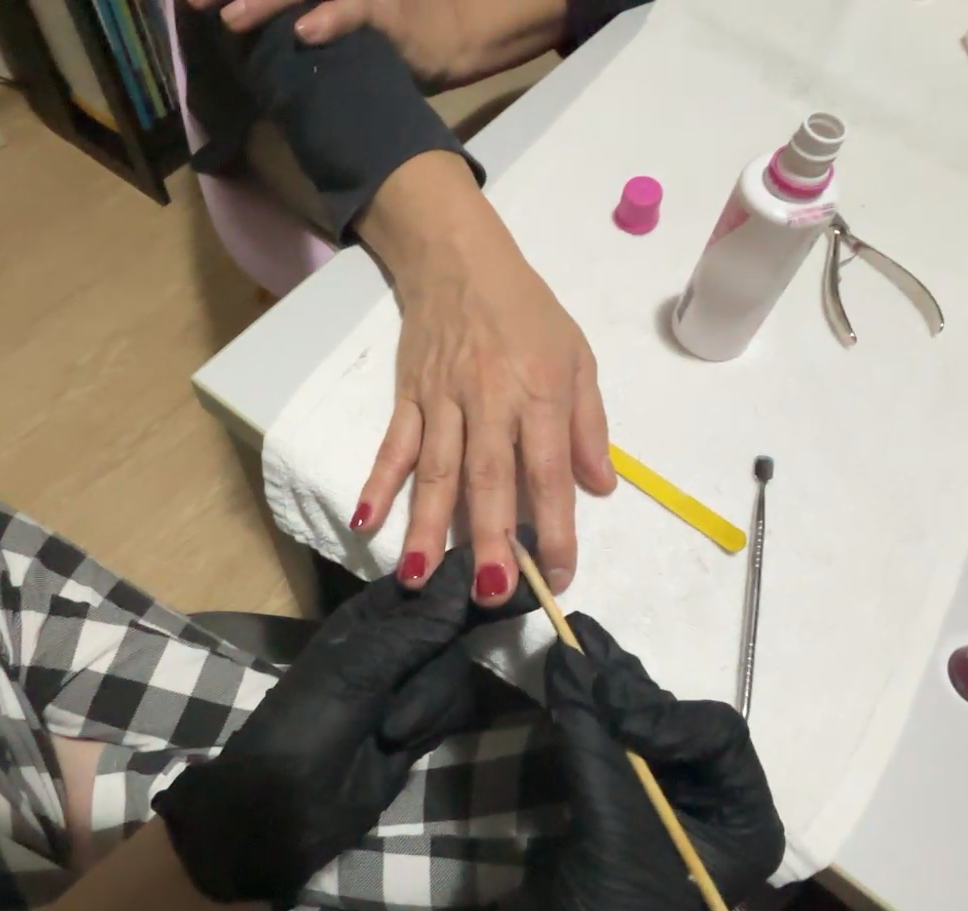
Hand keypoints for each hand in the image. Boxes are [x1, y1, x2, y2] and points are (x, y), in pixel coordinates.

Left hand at [153, 544, 534, 907]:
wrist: (285, 809)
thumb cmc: (308, 723)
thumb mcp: (359, 668)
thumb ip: (420, 626)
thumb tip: (473, 573)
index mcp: (372, 614)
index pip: (434, 581)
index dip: (474, 573)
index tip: (523, 568)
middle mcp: (398, 641)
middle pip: (458, 622)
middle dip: (467, 631)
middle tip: (524, 606)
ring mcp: (413, 684)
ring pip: (459, 669)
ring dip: (432, 698)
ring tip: (392, 728)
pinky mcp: (426, 723)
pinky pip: (457, 705)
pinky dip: (436, 720)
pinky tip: (402, 741)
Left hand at [191, 0, 567, 88]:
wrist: (454, 35)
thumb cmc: (389, 39)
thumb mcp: (339, 30)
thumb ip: (296, 33)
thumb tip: (249, 47)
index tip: (188, 8)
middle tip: (191, 7)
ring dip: (265, 3)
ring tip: (229, 20)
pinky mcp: (390, 13)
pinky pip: (358, 11)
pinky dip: (331, 20)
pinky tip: (304, 34)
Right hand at [351, 151, 614, 605]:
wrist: (460, 260)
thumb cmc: (528, 314)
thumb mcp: (578, 357)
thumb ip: (590, 425)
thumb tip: (600, 488)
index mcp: (540, 393)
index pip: (550, 471)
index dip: (557, 527)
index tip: (560, 575)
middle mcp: (490, 401)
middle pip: (488, 479)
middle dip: (489, 539)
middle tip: (489, 594)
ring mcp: (442, 400)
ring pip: (435, 471)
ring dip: (427, 526)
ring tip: (419, 578)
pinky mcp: (408, 397)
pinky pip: (393, 444)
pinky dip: (379, 482)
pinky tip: (367, 520)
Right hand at [479, 613, 784, 910]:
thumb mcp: (611, 825)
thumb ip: (590, 738)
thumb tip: (566, 654)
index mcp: (741, 818)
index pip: (717, 735)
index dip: (665, 716)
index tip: (615, 718)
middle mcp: (710, 801)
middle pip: (673, 720)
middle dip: (626, 687)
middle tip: (582, 637)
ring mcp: (663, 799)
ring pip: (638, 725)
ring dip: (602, 686)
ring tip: (572, 640)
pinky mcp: (619, 800)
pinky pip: (608, 741)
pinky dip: (584, 711)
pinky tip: (565, 678)